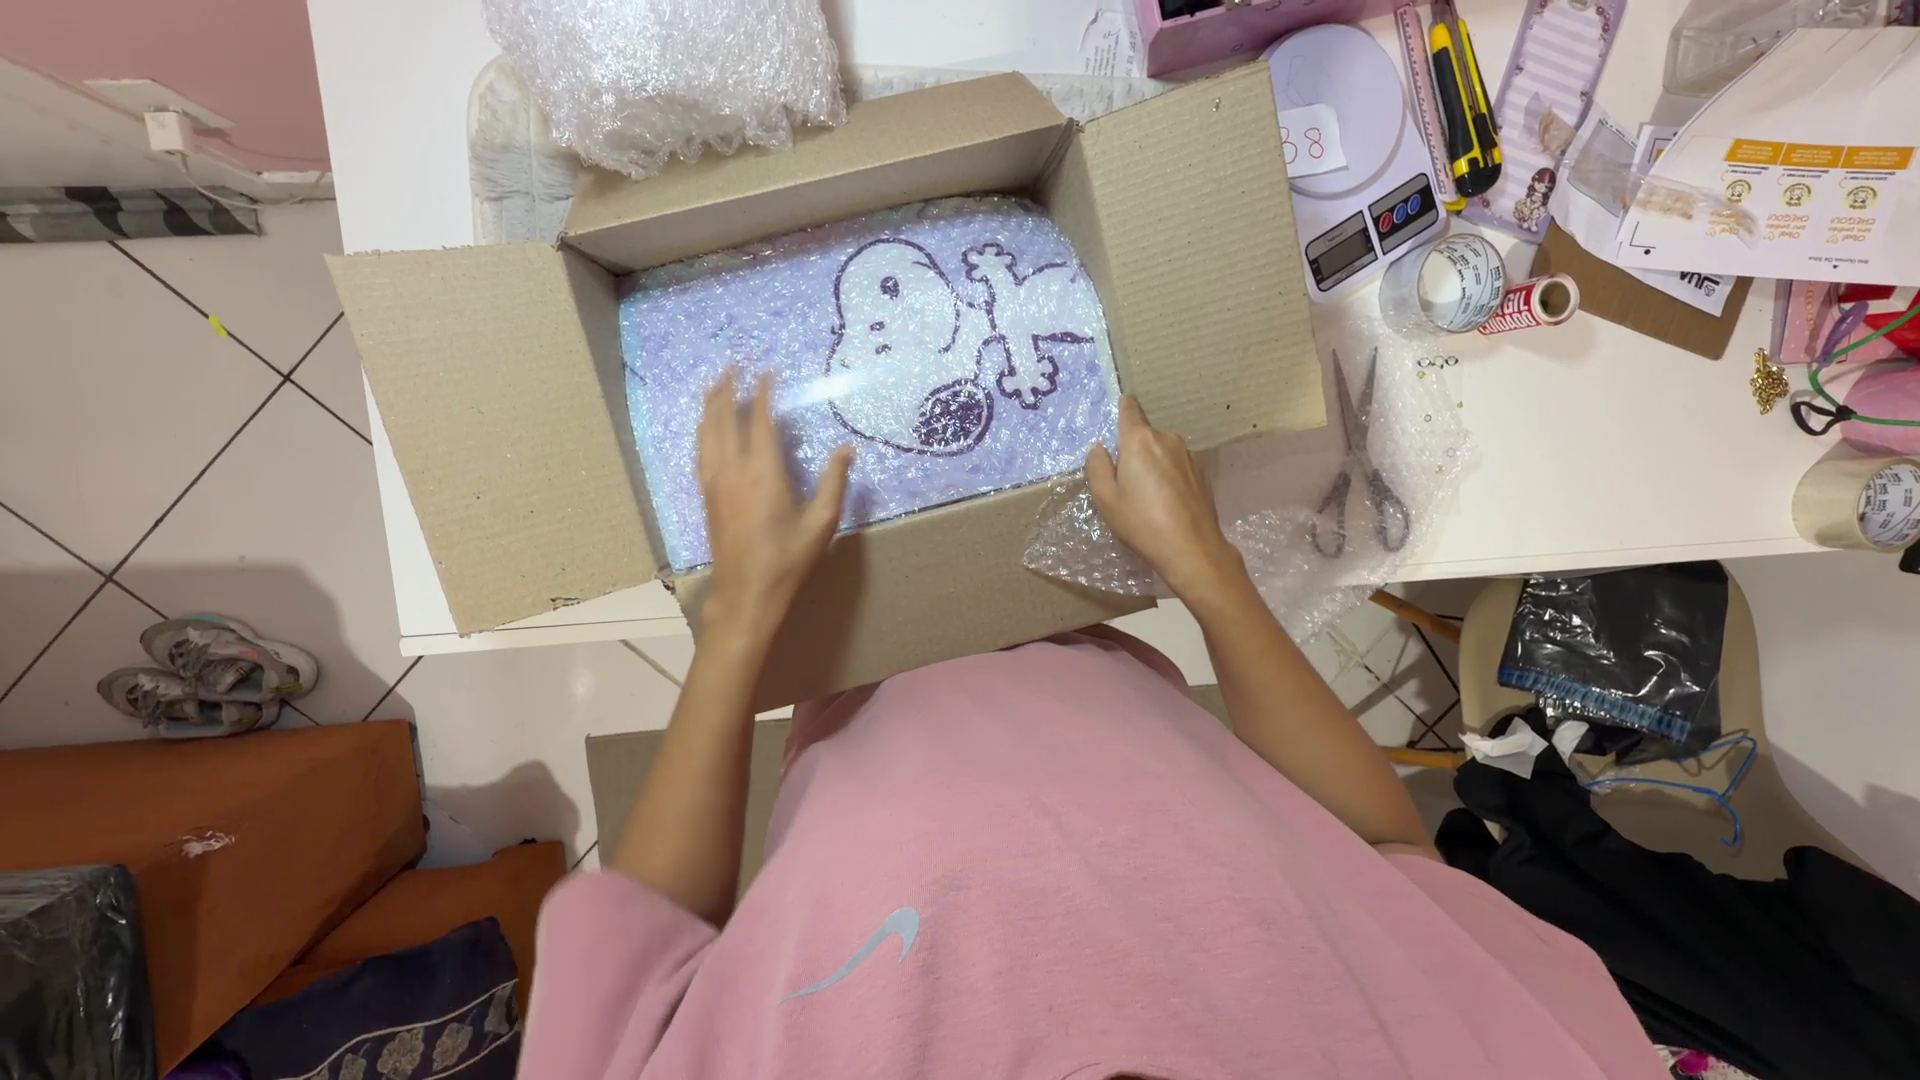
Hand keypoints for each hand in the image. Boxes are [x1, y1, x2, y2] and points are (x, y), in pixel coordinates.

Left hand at [699, 370, 851, 641]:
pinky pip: (701, 451)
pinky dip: (704, 429)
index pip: (759, 419)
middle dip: (727, 388)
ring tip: (715, 385)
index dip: (763, 392)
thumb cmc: (788, 559)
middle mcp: (733, 469)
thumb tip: (846, 449)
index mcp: (763, 471)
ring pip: (706, 432)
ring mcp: (714, 482)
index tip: (768, 372)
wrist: (747, 593)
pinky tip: (706, 426)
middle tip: (734, 366)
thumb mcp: (822, 522)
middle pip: (723, 417)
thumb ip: (834, 482)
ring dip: (710, 404)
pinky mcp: (707, 495)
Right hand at [1085, 395, 1245, 602]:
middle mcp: (1167, 439)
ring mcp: (1188, 455)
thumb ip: (1097, 467)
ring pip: (1162, 451)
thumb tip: (1100, 448)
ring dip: (1153, 464)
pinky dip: (1170, 476)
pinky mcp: (1202, 472)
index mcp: (1139, 441)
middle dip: (1133, 450)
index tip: (1119, 412)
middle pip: (1144, 435)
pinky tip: (1168, 503)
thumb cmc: (1141, 523)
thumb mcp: (1106, 499)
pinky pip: (1178, 466)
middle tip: (1126, 482)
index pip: (1130, 409)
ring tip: (1149, 497)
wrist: (1191, 548)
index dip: (1122, 407)